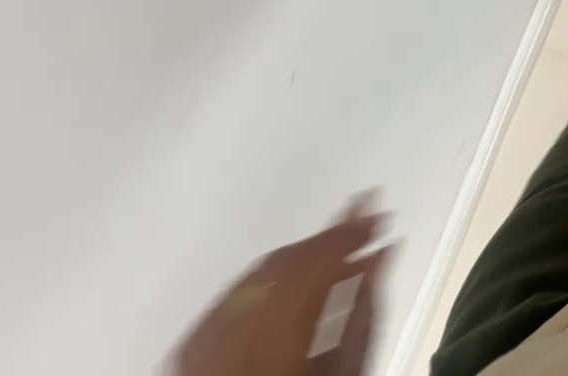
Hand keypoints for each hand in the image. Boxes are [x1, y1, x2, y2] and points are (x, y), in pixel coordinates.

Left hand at [177, 195, 389, 375]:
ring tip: (340, 252)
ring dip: (302, 257)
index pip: (311, 269)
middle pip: (283, 266)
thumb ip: (363, 314)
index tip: (375, 209)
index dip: (346, 232)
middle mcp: (229, 347)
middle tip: (367, 224)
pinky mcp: (185, 356)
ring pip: (257, 277)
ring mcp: (199, 351)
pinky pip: (234, 298)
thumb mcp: (348, 374)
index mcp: (274, 353)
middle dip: (328, 239)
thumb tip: (382, 254)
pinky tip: (296, 281)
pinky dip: (269, 280)